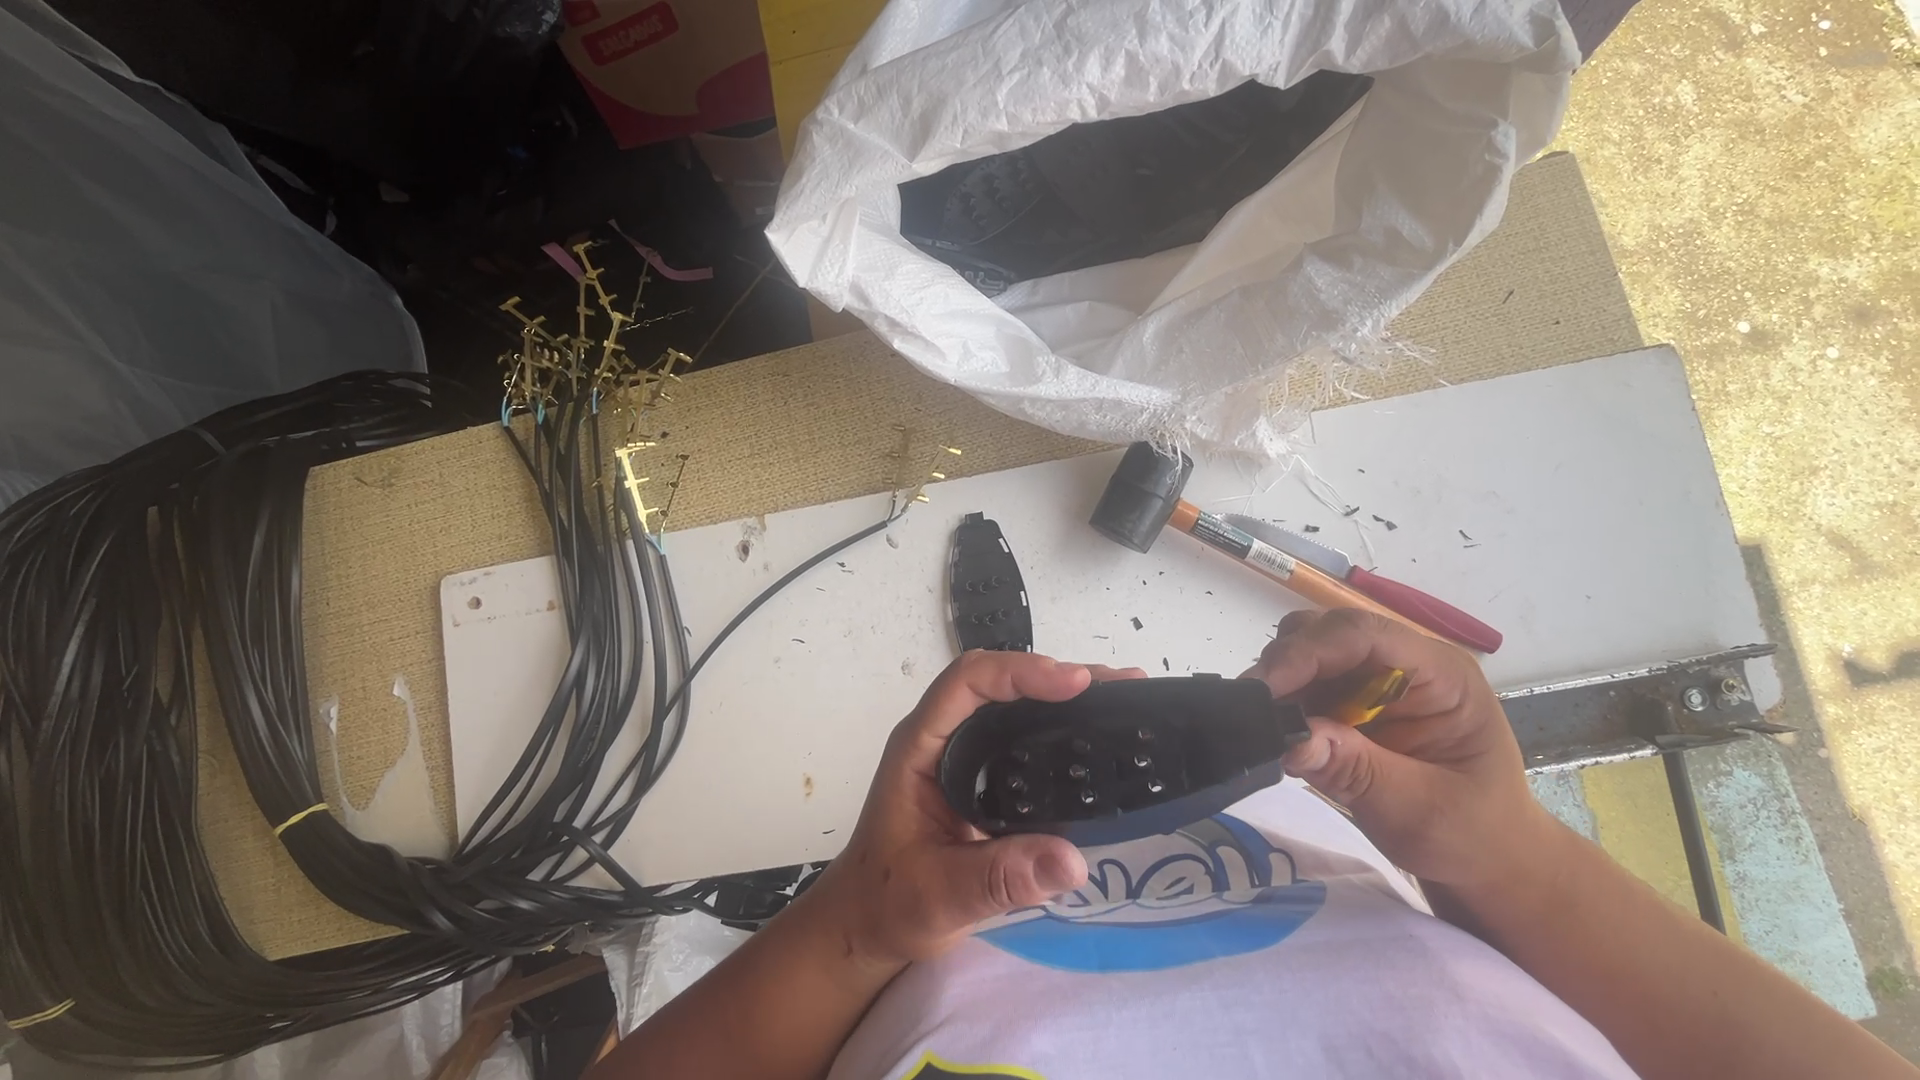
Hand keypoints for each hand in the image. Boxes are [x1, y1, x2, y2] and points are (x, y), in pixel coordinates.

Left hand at [791, 651, 1144, 973]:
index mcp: (921, 747)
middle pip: (997, 682)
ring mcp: (962, 755)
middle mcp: (943, 739)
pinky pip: (1022, 735)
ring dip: (1063, 697)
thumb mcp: (941, 896)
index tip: (1075, 683)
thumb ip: (1000, 878)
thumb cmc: (890, 903)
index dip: (1020, 673)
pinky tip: (1096, 738)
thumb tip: (1073, 860)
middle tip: (1118, 687)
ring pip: (1012, 703)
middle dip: (1056, 675)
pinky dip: (1060, 727)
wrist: (870, 923)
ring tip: (1120, 700)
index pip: (967, 683)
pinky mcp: (982, 776)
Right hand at [1244, 608, 1553, 887]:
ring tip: (1263, 726)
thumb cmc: (1471, 835)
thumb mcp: (1420, 812)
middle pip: (1327, 632)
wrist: (1487, 859)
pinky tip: (1275, 732)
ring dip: (1279, 683)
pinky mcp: (1348, 699)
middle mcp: (1403, 662)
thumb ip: (1357, 772)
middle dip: (1286, 665)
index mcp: (1440, 674)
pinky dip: (1279, 702)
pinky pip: (1301, 683)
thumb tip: (1292, 739)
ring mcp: (1373, 678)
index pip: (1364, 635)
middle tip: (1251, 712)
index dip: (1307, 653)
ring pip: (1306, 650)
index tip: (1262, 689)